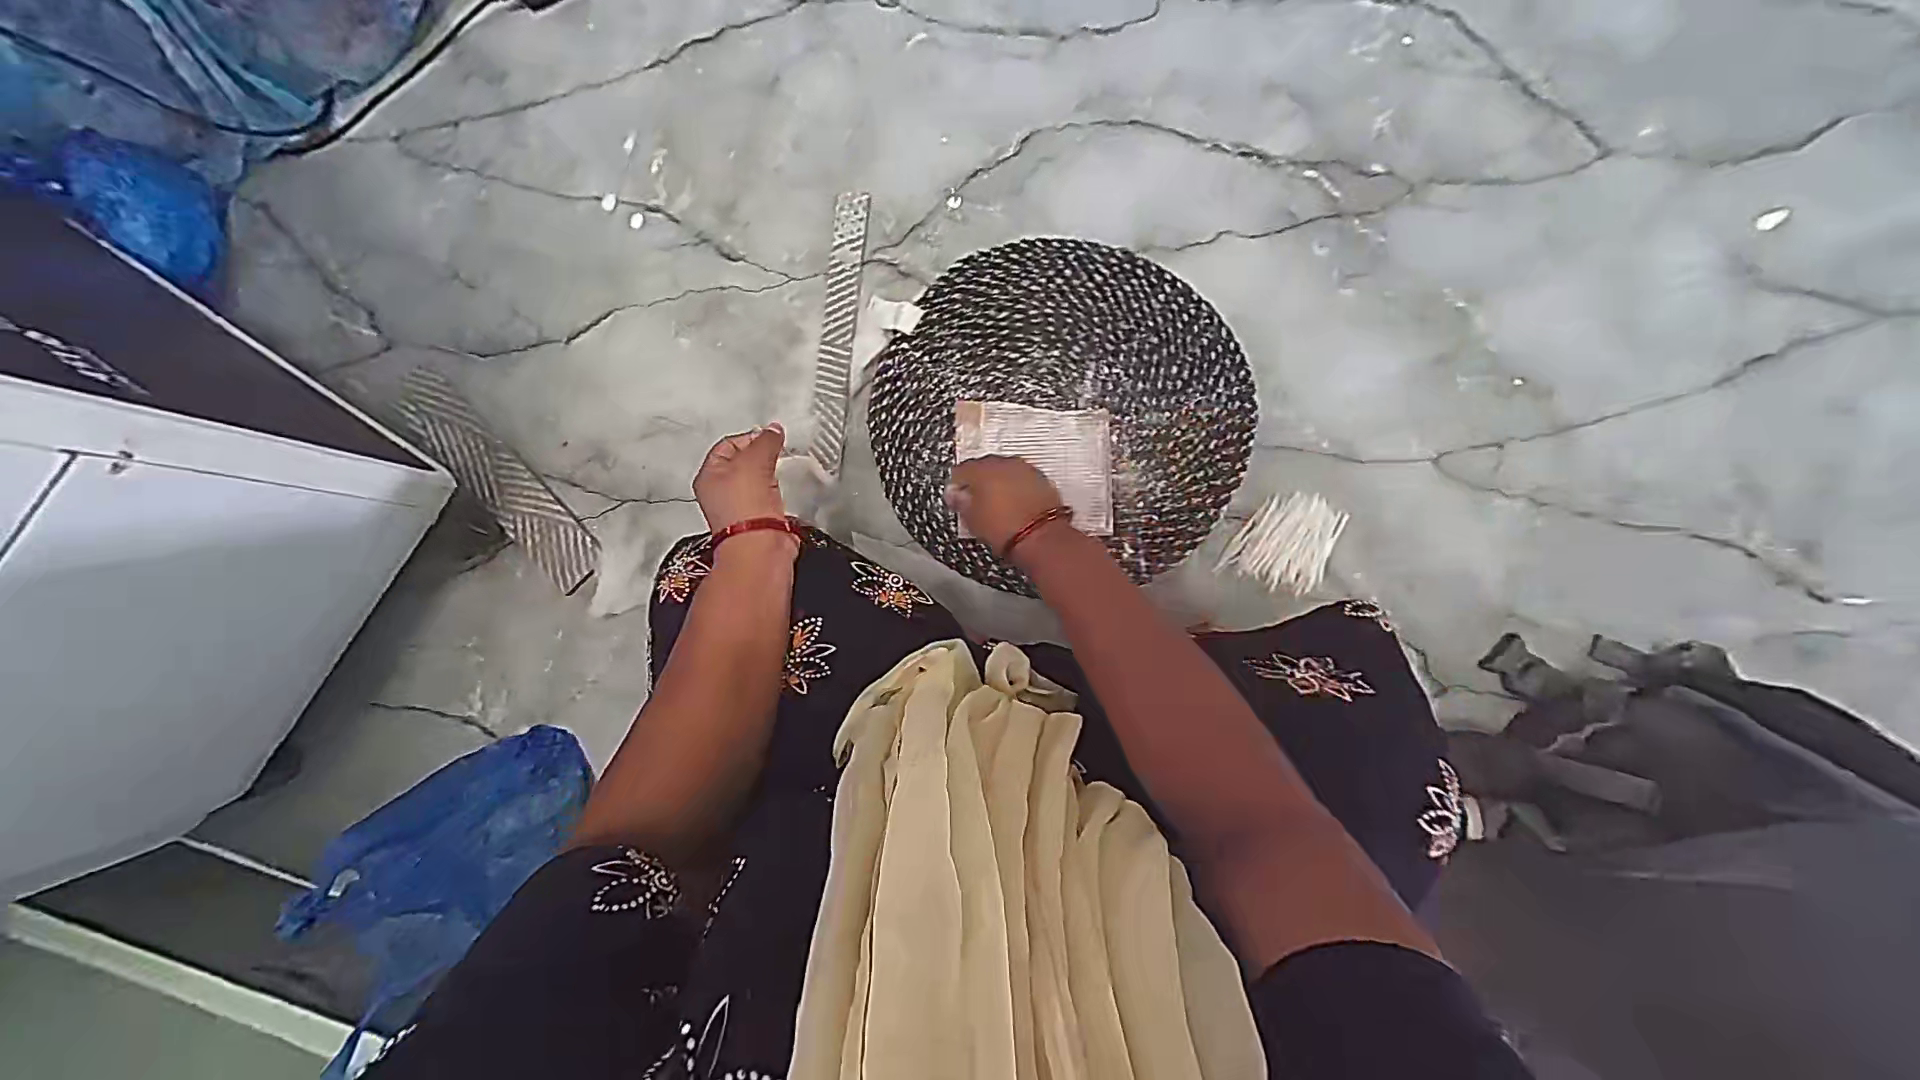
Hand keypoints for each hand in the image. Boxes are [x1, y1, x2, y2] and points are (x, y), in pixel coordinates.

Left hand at [694, 423, 785, 531]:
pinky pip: (769, 496)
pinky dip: (777, 490)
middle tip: (775, 450)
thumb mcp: (753, 461)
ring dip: (769, 473)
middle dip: (760, 455)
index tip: (768, 436)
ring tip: (779, 468)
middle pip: (742, 463)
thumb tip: (773, 431)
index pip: (727, 445)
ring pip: (757, 480)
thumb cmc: (745, 509)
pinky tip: (783, 488)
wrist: (761, 545)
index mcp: (708, 476)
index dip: (749, 437)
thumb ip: (765, 441)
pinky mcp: (760, 518)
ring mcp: (740, 507)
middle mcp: (721, 492)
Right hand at [946, 456, 1067, 553]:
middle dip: (979, 482)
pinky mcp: (1042, 479)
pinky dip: (1017, 489)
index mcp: (981, 469)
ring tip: (997, 505)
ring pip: (1005, 472)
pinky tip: (1015, 505)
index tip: (956, 498)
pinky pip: (1023, 479)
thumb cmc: (1005, 529)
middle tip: (976, 502)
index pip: (961, 470)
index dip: (956, 485)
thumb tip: (956, 495)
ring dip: (1000, 484)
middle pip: (985, 467)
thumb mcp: (972, 520)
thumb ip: (960, 502)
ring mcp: (1025, 469)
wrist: (1041, 538)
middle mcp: (1004, 463)